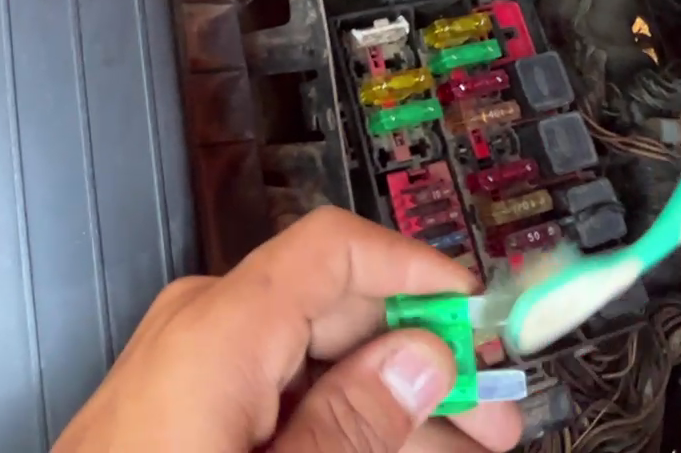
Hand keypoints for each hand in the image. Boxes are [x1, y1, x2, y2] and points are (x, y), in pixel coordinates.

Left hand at [55, 207, 522, 452]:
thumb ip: (353, 424)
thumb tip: (422, 356)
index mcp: (221, 325)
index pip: (334, 249)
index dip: (412, 268)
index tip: (476, 312)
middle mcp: (205, 322)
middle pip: (334, 306)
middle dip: (419, 354)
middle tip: (492, 412)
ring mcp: (192, 361)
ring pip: (314, 356)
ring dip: (388, 399)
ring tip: (460, 448)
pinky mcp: (187, 401)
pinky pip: (279, 390)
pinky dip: (337, 417)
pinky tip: (385, 451)